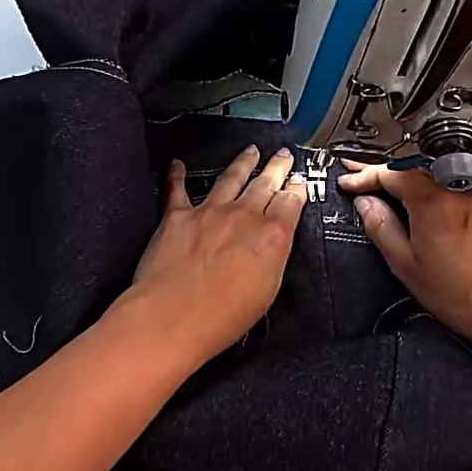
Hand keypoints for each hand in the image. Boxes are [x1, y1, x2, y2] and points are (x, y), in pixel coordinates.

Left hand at [122, 145, 306, 361]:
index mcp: (271, 235)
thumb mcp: (268, 291)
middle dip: (277, 167)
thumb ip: (273, 259)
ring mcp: (209, 212)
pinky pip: (177, 189)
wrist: (173, 318)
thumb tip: (274, 246)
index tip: (298, 181)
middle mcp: (242, 216)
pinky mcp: (178, 217)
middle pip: (265, 183)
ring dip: (243, 163)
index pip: (291, 202)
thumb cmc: (220, 316)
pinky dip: (177, 175)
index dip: (297, 188)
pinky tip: (178, 164)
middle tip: (283, 156)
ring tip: (250, 152)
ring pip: (231, 178)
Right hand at [338, 160, 471, 358]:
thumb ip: (381, 227)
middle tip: (360, 180)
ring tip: (385, 196)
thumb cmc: (467, 296)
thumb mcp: (406, 265)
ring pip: (432, 181)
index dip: (364, 176)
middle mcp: (458, 192)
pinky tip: (419, 215)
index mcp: (434, 202)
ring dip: (407, 186)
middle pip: (413, 171)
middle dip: (384, 175)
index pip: (390, 174)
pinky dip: (429, 198)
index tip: (349, 181)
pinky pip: (449, 194)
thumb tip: (366, 205)